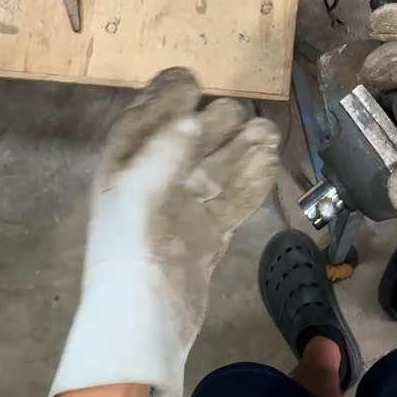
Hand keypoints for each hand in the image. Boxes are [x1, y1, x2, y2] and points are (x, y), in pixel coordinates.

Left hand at [50, 67, 277, 396]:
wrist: (144, 319)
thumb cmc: (129, 247)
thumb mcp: (136, 190)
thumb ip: (164, 149)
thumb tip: (191, 115)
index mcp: (127, 167)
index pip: (146, 119)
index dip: (167, 96)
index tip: (192, 76)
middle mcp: (155, 182)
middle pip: (190, 140)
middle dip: (216, 122)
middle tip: (239, 115)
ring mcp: (184, 208)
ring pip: (219, 167)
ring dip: (242, 148)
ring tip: (267, 132)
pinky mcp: (208, 232)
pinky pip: (234, 198)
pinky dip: (252, 180)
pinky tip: (269, 164)